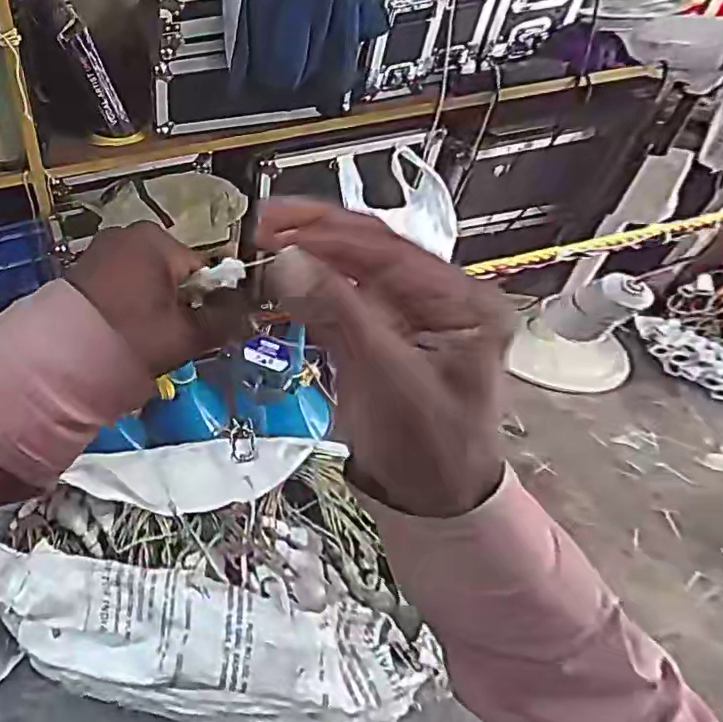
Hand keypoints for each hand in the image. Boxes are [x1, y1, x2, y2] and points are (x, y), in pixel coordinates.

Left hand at [65, 222, 252, 377]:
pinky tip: (120, 327)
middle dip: (177, 303)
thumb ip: (224, 322)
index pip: (202, 269)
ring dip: (152, 304)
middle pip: (173, 272)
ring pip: (147, 278)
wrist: (60, 356)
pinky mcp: (83, 267)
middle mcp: (128, 233)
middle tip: (167, 337)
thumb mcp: (184, 335)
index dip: (206, 302)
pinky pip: (121, 281)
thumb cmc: (130, 337)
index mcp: (156, 239)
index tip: (197, 330)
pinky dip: (127, 301)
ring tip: (141, 335)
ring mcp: (101, 248)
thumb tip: (254, 316)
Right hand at [256, 197, 513, 516]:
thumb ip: (338, 314)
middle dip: (313, 232)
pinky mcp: (375, 328)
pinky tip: (277, 274)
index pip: (388, 249)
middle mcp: (435, 296)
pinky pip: (335, 294)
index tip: (278, 228)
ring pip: (347, 267)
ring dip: (304, 253)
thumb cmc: (429, 448)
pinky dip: (303, 284)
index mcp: (461, 301)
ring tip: (262, 240)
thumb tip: (288, 261)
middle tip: (263, 222)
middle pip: (368, 247)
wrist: (430, 499)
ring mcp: (404, 311)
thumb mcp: (387, 378)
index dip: (328, 234)